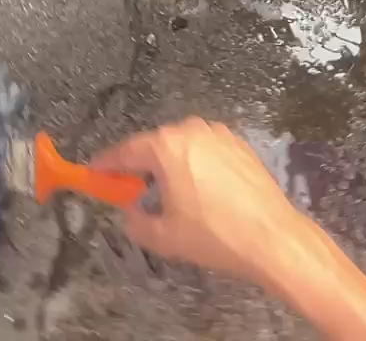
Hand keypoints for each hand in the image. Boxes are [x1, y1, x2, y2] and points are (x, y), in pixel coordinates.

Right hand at [89, 117, 311, 287]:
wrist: (271, 235)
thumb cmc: (213, 233)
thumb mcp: (164, 236)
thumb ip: (136, 222)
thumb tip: (128, 213)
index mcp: (166, 145)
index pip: (126, 151)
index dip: (107, 163)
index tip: (94, 171)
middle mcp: (190, 129)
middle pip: (154, 144)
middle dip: (140, 164)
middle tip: (129, 186)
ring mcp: (217, 132)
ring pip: (182, 144)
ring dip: (169, 162)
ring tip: (167, 190)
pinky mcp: (238, 142)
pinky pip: (205, 148)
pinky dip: (194, 162)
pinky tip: (200, 188)